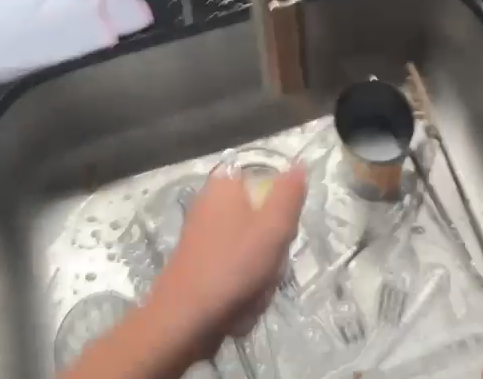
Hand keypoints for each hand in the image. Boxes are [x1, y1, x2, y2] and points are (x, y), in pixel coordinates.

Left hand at [145, 163, 308, 361]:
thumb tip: (298, 163)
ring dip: (260, 276)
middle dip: (271, 250)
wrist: (184, 320)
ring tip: (253, 293)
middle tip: (269, 267)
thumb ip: (289, 194)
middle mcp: (210, 203)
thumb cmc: (233, 266)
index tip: (283, 231)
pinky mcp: (199, 264)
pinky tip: (239, 308)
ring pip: (250, 250)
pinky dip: (242, 290)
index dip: (279, 209)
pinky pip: (234, 271)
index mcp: (225, 185)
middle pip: (260, 220)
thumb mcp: (274, 227)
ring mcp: (203, 235)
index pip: (265, 183)